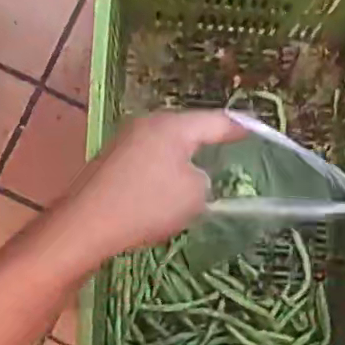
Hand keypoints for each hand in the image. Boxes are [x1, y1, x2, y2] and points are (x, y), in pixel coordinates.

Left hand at [50, 110, 244, 261]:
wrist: (87, 224)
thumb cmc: (147, 206)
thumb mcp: (195, 195)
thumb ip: (205, 180)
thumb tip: (193, 176)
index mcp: (173, 126)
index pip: (217, 120)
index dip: (241, 127)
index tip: (257, 130)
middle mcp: (148, 124)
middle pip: (188, 128)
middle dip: (209, 140)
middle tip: (231, 150)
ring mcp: (125, 141)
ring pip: (167, 145)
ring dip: (184, 158)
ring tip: (201, 174)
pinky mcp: (111, 161)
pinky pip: (149, 159)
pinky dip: (164, 170)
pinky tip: (166, 190)